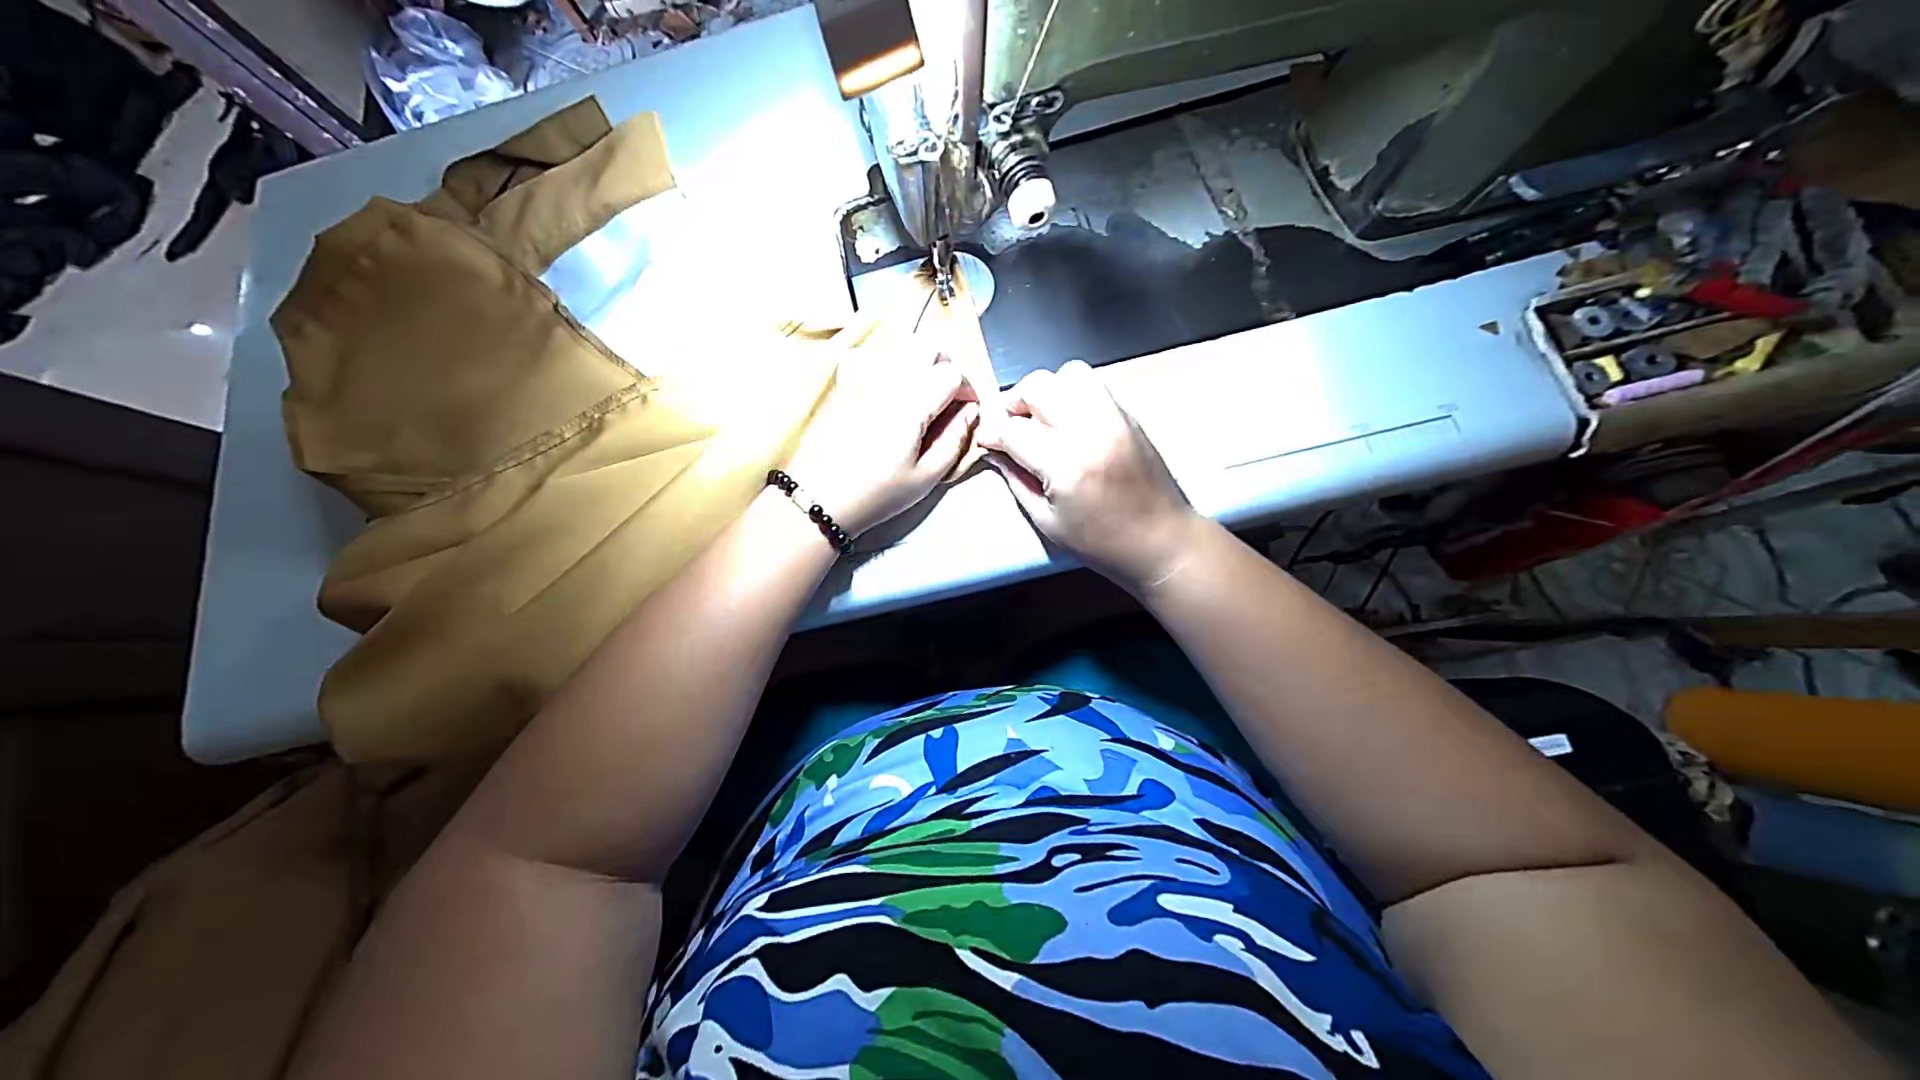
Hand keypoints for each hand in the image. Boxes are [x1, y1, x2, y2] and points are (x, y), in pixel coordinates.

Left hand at [782, 346, 978, 537]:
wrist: (819, 498)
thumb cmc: (874, 494)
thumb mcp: (925, 477)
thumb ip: (955, 440)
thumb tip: (969, 413)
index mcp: (913, 404)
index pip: (953, 373)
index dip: (966, 390)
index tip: (966, 409)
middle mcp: (888, 381)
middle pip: (928, 345)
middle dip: (945, 365)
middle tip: (947, 395)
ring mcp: (863, 377)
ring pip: (900, 346)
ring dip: (918, 362)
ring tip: (920, 392)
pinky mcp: (843, 383)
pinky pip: (868, 354)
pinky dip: (884, 363)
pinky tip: (885, 388)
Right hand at [980, 360, 1205, 593]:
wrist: (1162, 540)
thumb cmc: (1105, 542)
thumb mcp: (1048, 522)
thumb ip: (1017, 481)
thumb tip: (997, 453)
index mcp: (1065, 465)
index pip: (1013, 429)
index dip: (993, 434)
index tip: (989, 442)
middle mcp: (1089, 432)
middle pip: (1037, 386)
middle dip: (1015, 403)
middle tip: (1013, 426)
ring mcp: (1113, 419)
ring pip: (1067, 374)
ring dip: (1047, 392)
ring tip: (1043, 418)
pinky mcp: (1128, 416)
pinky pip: (1094, 385)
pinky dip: (1073, 394)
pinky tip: (1069, 421)